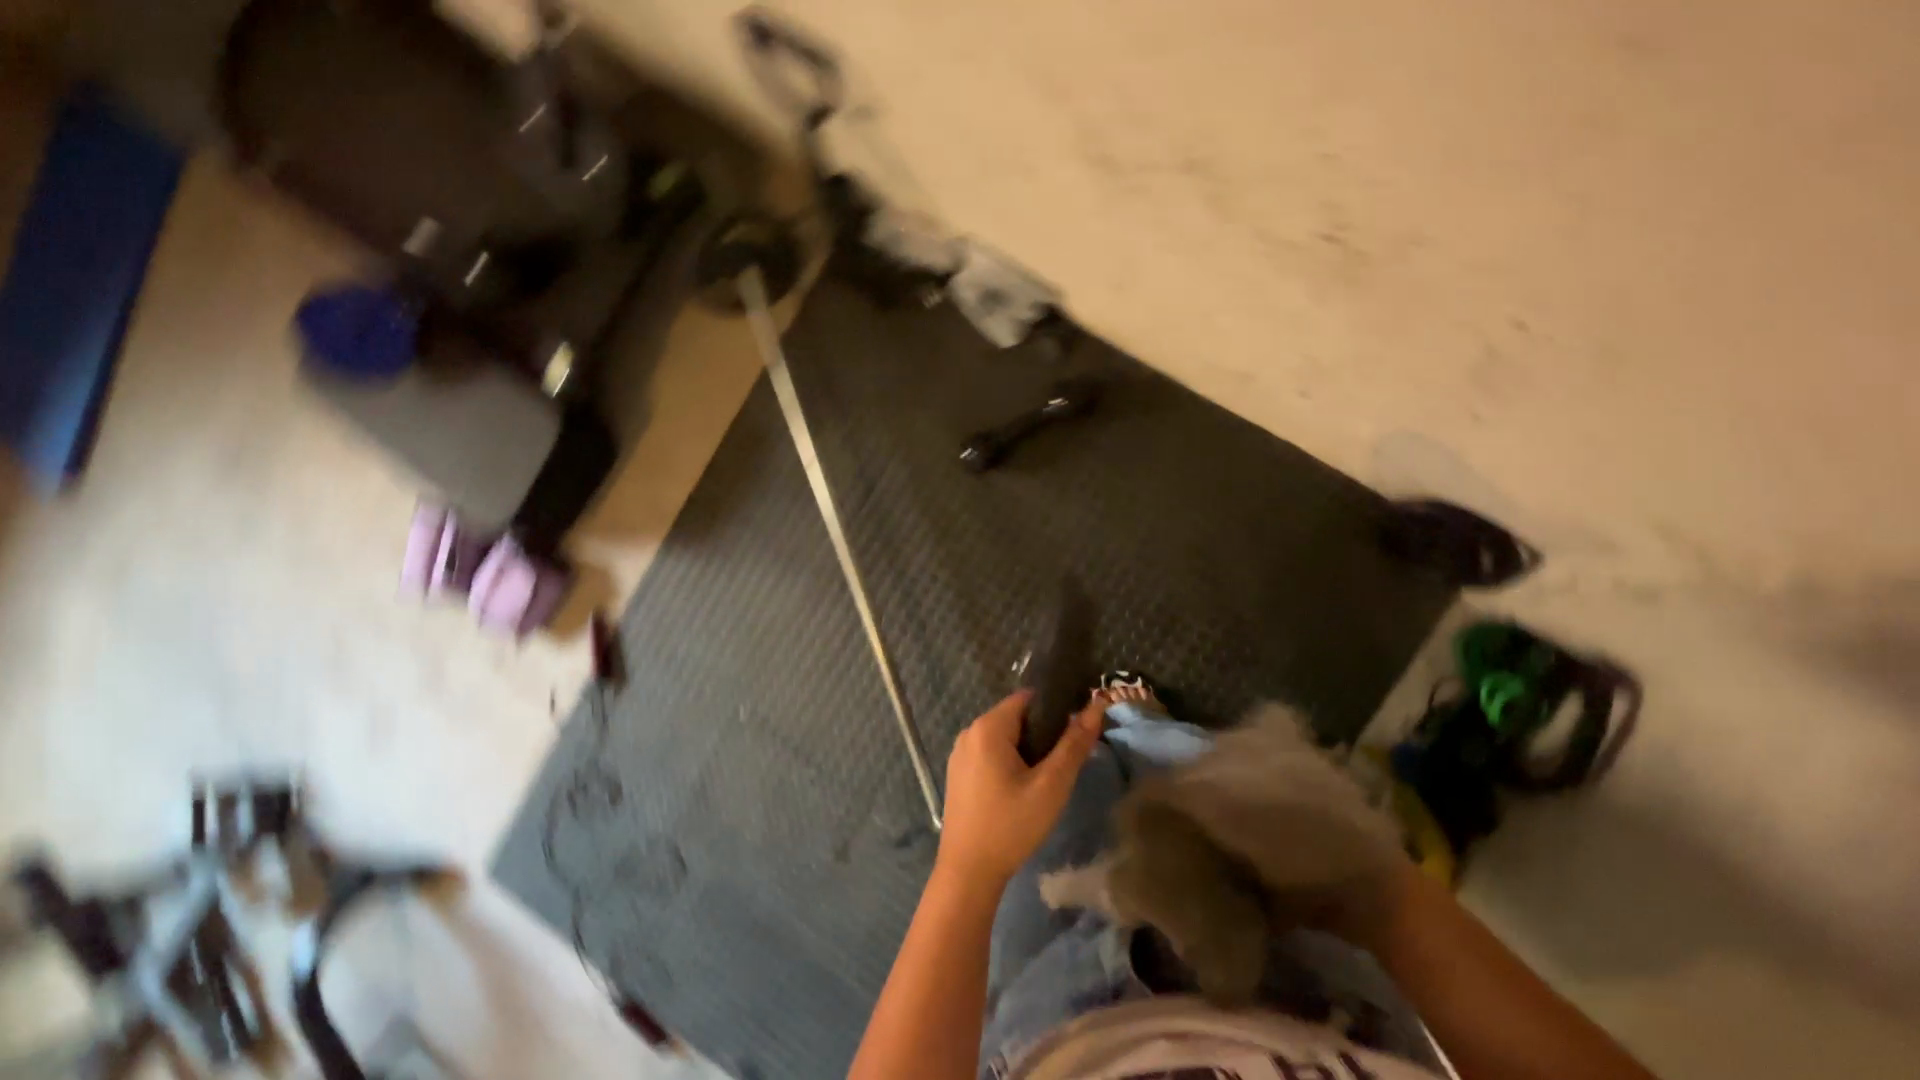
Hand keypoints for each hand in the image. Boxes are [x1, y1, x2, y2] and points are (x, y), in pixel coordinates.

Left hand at [936, 690, 1105, 886]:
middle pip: (1016, 717)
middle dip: (1044, 733)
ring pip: (1005, 738)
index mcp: (988, 727)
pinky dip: (1011, 763)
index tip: (1078, 732)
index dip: (1057, 708)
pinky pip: (991, 755)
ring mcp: (960, 755)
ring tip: (1050, 778)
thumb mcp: (1051, 785)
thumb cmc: (1012, 825)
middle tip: (1067, 761)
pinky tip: (1025, 790)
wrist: (968, 872)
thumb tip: (1097, 705)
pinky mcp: (959, 775)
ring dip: (1029, 750)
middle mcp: (969, 733)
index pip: (1029, 698)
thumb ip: (1074, 743)